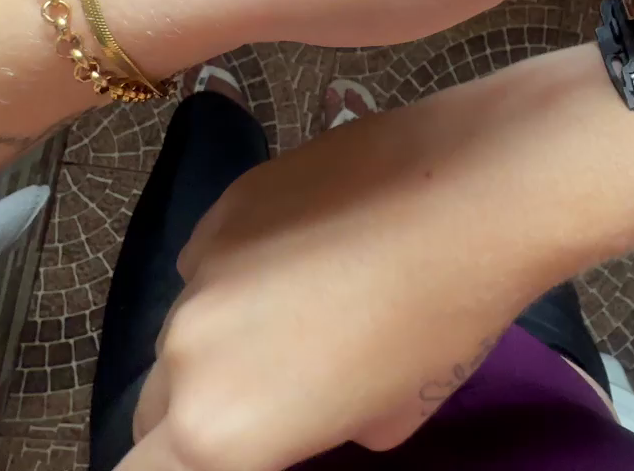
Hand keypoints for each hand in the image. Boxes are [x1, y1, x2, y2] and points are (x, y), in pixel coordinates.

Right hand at [121, 67, 573, 469]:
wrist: (473, 189)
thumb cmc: (445, 323)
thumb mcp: (385, 418)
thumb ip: (313, 430)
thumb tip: (301, 411)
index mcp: (220, 425)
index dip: (191, 465)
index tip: (240, 446)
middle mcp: (187, 346)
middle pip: (159, 402)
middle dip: (204, 405)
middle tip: (277, 381)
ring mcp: (203, 259)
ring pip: (190, 318)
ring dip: (226, 326)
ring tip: (305, 296)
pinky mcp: (231, 195)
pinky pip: (213, 254)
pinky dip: (243, 263)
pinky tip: (306, 240)